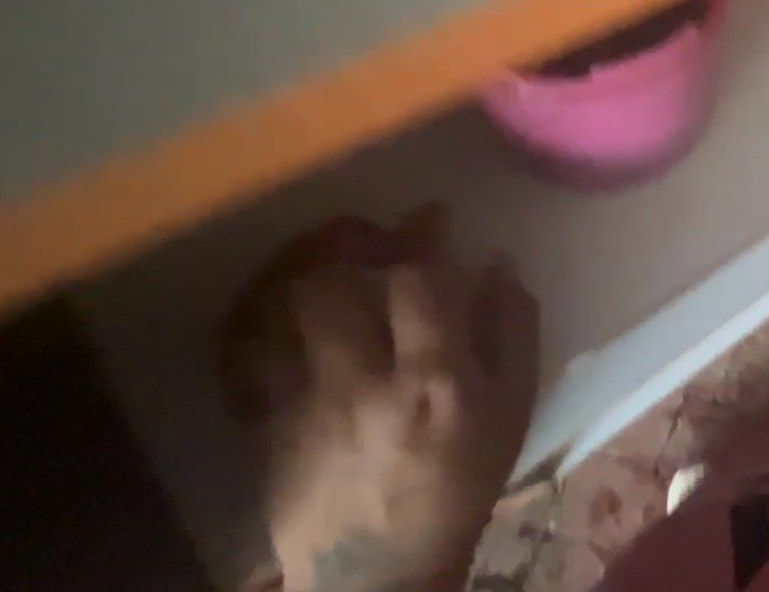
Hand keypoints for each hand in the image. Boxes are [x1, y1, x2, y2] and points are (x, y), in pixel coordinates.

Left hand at [219, 206, 540, 591]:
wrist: (381, 568)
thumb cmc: (465, 479)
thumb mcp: (516, 405)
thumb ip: (514, 328)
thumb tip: (499, 263)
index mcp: (436, 377)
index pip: (421, 281)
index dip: (424, 233)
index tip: (432, 213)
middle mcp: (363, 383)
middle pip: (331, 288)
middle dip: (344, 242)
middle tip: (365, 228)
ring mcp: (304, 407)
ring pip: (279, 315)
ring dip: (300, 270)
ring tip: (322, 252)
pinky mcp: (266, 428)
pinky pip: (252, 355)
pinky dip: (266, 316)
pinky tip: (286, 303)